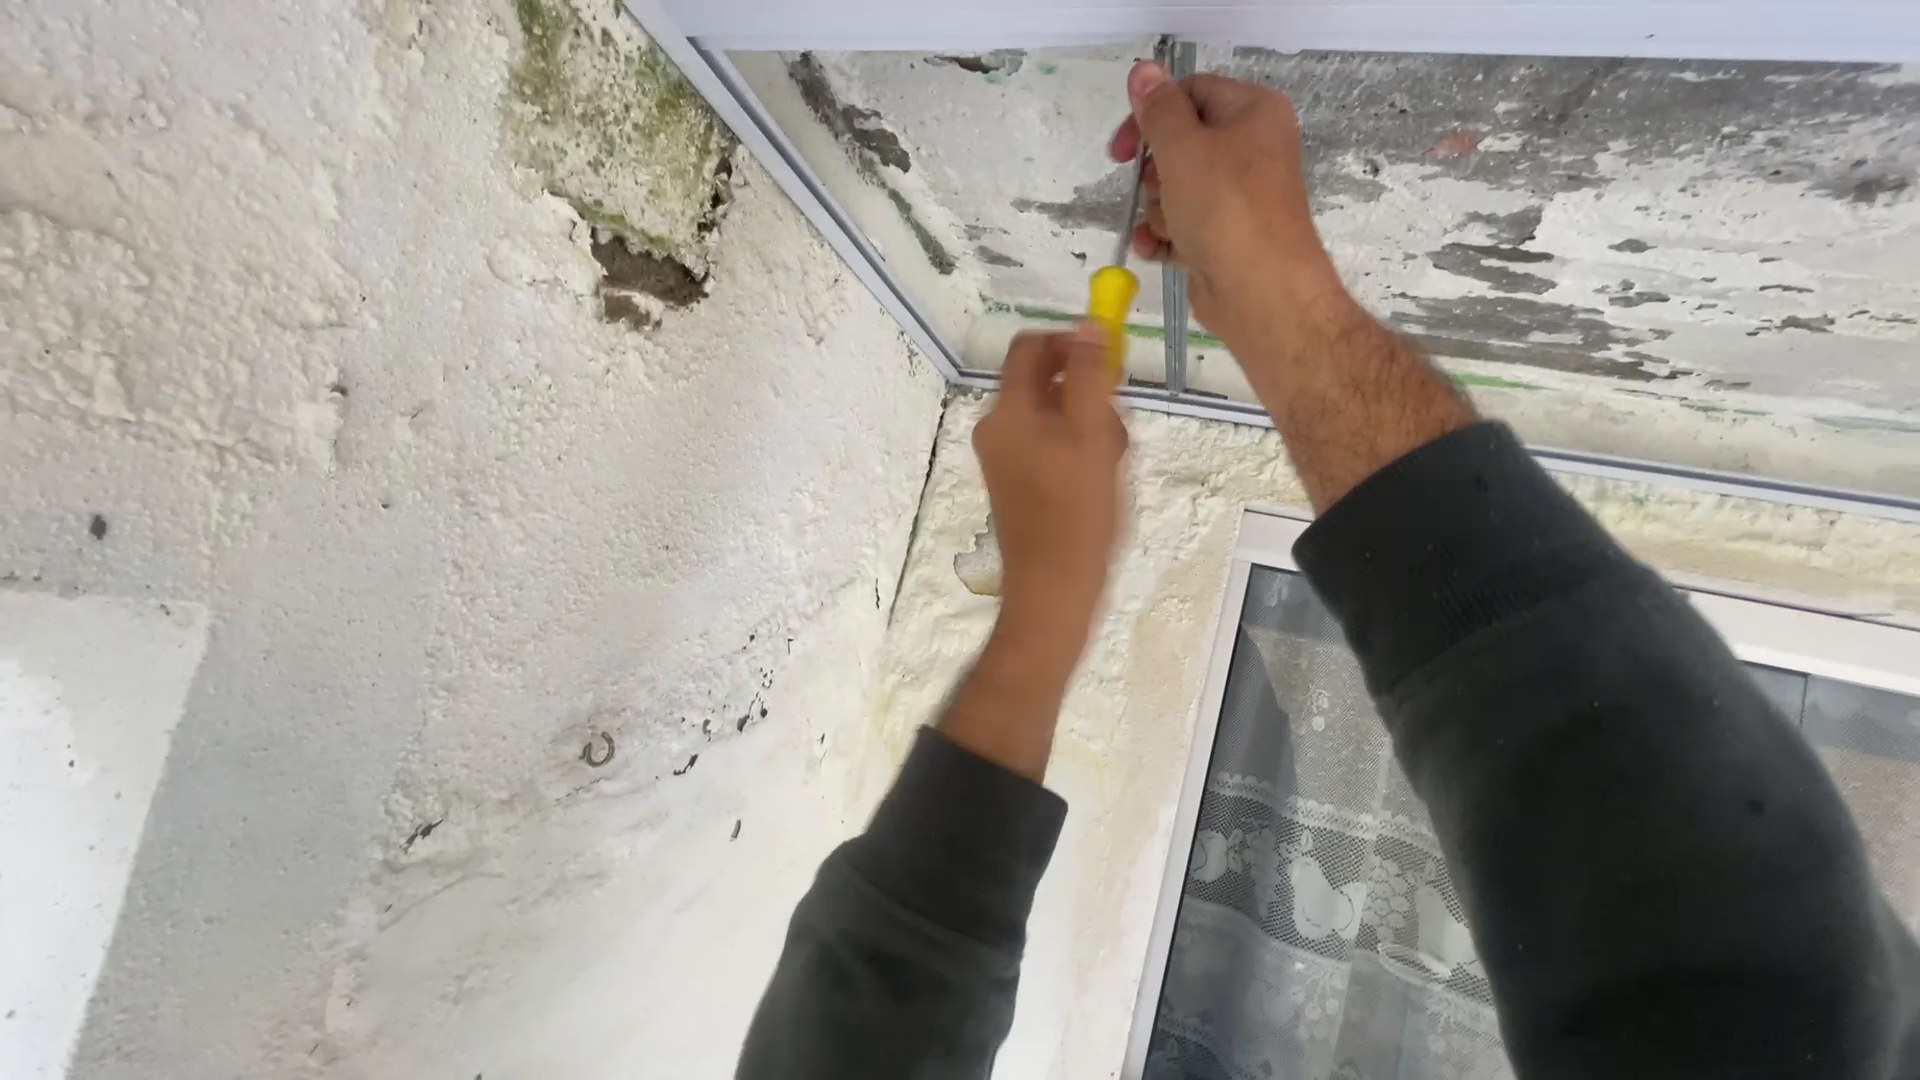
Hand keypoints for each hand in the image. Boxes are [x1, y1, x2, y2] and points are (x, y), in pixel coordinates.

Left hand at [972, 325, 1127, 641]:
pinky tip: (1100, 477)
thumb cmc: (1075, 511)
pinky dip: (1078, 449)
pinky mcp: (1017, 480)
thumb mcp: (1091, 434)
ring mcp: (1004, 456)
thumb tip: (1091, 326)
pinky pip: (1049, 445)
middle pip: (1045, 382)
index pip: (1030, 347)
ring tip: (1112, 458)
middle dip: (1087, 391)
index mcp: (1007, 411)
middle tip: (1116, 421)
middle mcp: (997, 428)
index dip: (1069, 341)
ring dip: (1089, 423)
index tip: (1108, 358)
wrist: (1053, 584)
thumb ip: (1090, 375)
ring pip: (1053, 415)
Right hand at [1107, 62, 1473, 511]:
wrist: (1260, 292)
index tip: (1121, 149)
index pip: (1190, 95)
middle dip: (1154, 176)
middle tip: (1156, 192)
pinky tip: (1157, 250)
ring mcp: (1235, 198)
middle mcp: (1248, 151)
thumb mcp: (1184, 150)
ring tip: (1168, 229)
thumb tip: (1142, 71)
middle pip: (1178, 146)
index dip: (1151, 117)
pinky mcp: (1221, 237)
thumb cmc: (1226, 211)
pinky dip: (1164, 237)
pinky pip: (1180, 226)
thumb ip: (1158, 111)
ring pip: (1174, 191)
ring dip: (1156, 211)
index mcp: (1252, 114)